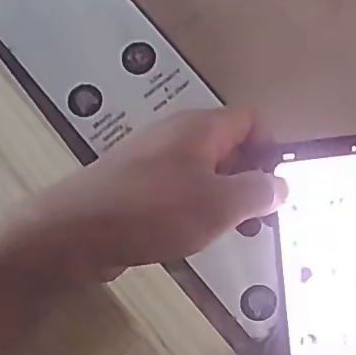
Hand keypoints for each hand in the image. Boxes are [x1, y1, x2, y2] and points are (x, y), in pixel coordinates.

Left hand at [12, 109, 286, 279]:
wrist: (73, 232)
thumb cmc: (151, 211)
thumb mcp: (220, 205)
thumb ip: (259, 192)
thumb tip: (282, 185)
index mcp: (201, 128)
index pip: (252, 120)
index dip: (271, 150)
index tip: (274, 188)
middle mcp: (176, 134)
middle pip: (230, 147)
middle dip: (248, 180)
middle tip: (253, 217)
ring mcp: (152, 158)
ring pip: (205, 171)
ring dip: (222, 199)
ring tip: (223, 229)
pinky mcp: (135, 183)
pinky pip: (178, 188)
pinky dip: (193, 208)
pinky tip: (187, 234)